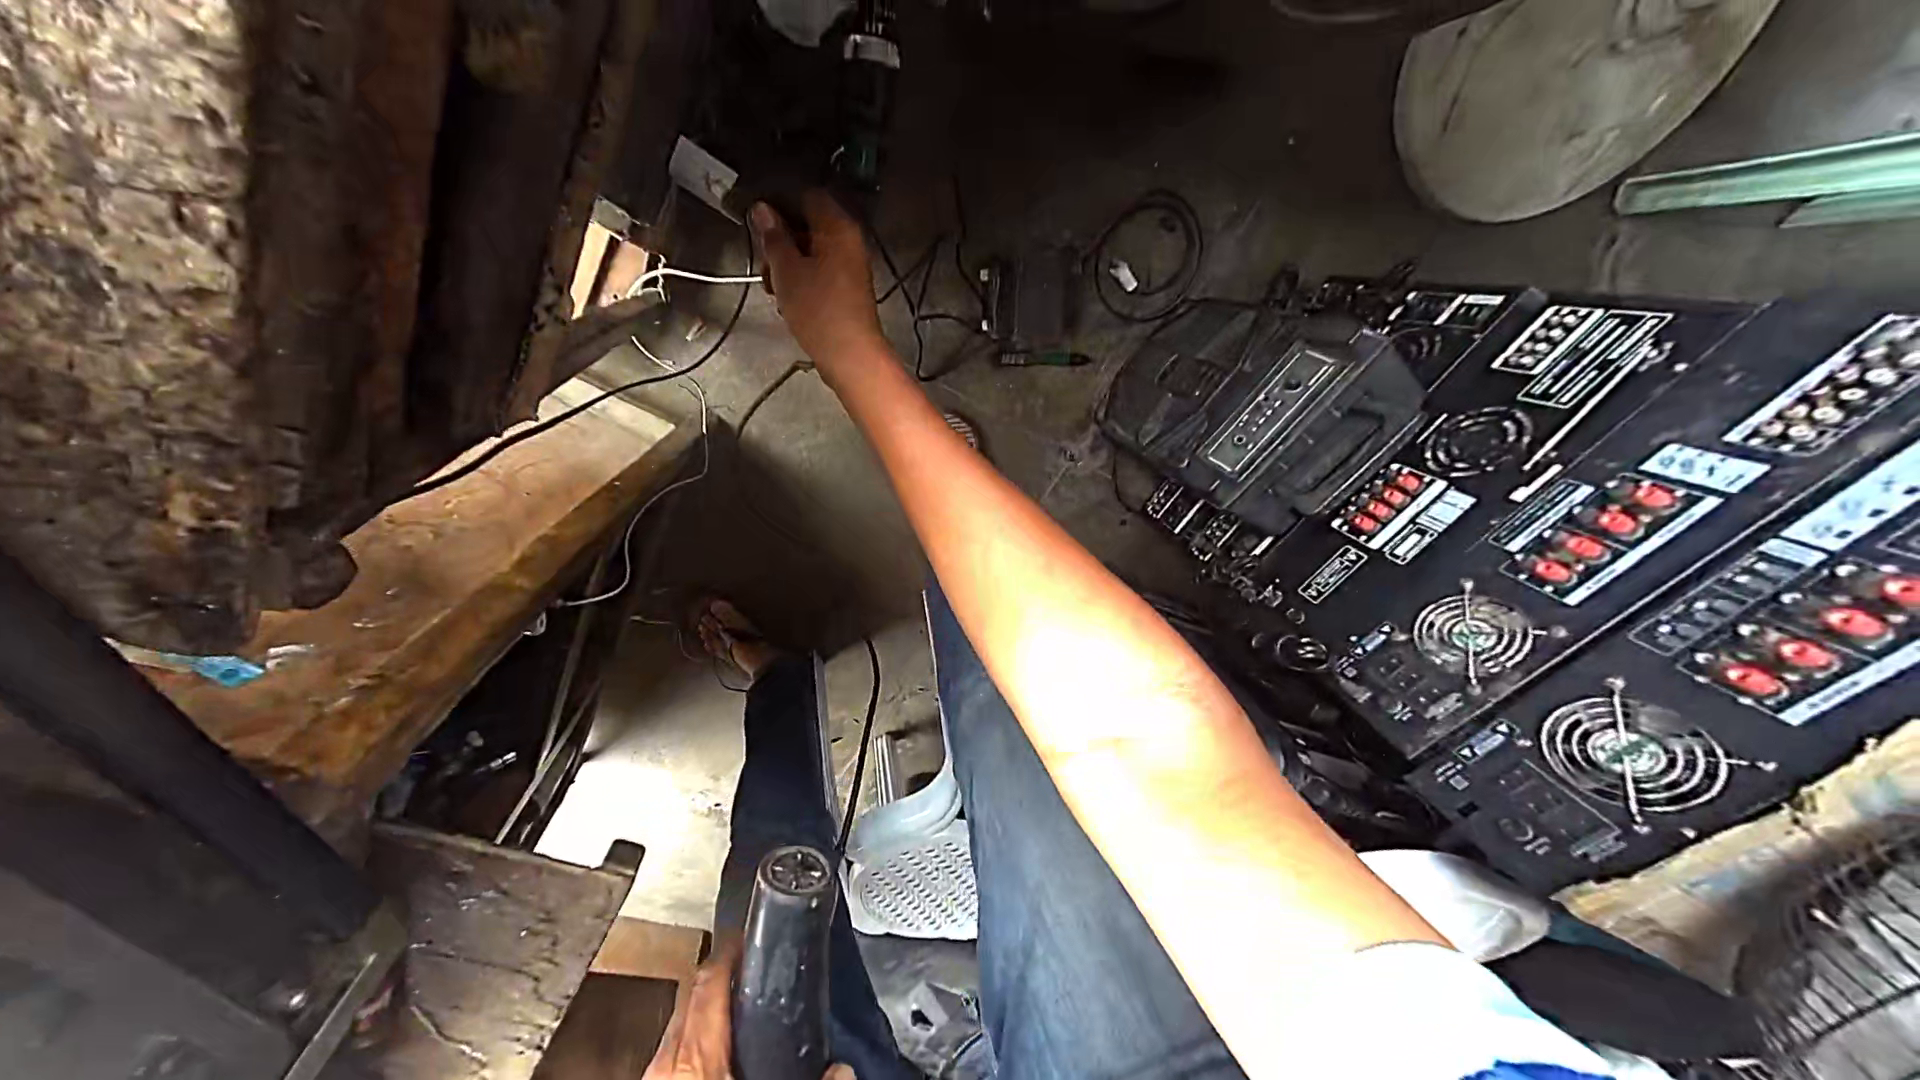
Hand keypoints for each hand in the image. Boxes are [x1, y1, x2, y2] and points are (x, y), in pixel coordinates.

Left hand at [643, 947, 855, 1079]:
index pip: (709, 982)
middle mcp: (665, 1067)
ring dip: (700, 1026)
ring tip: (733, 1027)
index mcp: (696, 1059)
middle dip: (717, 988)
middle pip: (689, 1004)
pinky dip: (689, 1059)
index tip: (747, 936)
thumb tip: (843, 1073)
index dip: (729, 952)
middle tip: (750, 980)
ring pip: (673, 1039)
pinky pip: (666, 1068)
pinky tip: (712, 1071)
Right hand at [751, 192, 888, 383]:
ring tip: (774, 287)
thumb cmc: (819, 310)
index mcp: (838, 227)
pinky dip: (802, 280)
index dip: (779, 203)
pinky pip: (820, 273)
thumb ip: (773, 236)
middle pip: (808, 224)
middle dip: (781, 240)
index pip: (806, 195)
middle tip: (765, 263)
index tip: (756, 220)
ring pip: (812, 252)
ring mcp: (851, 267)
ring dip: (788, 264)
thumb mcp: (786, 270)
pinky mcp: (848, 290)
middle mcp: (849, 242)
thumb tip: (763, 210)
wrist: (850, 355)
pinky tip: (788, 299)